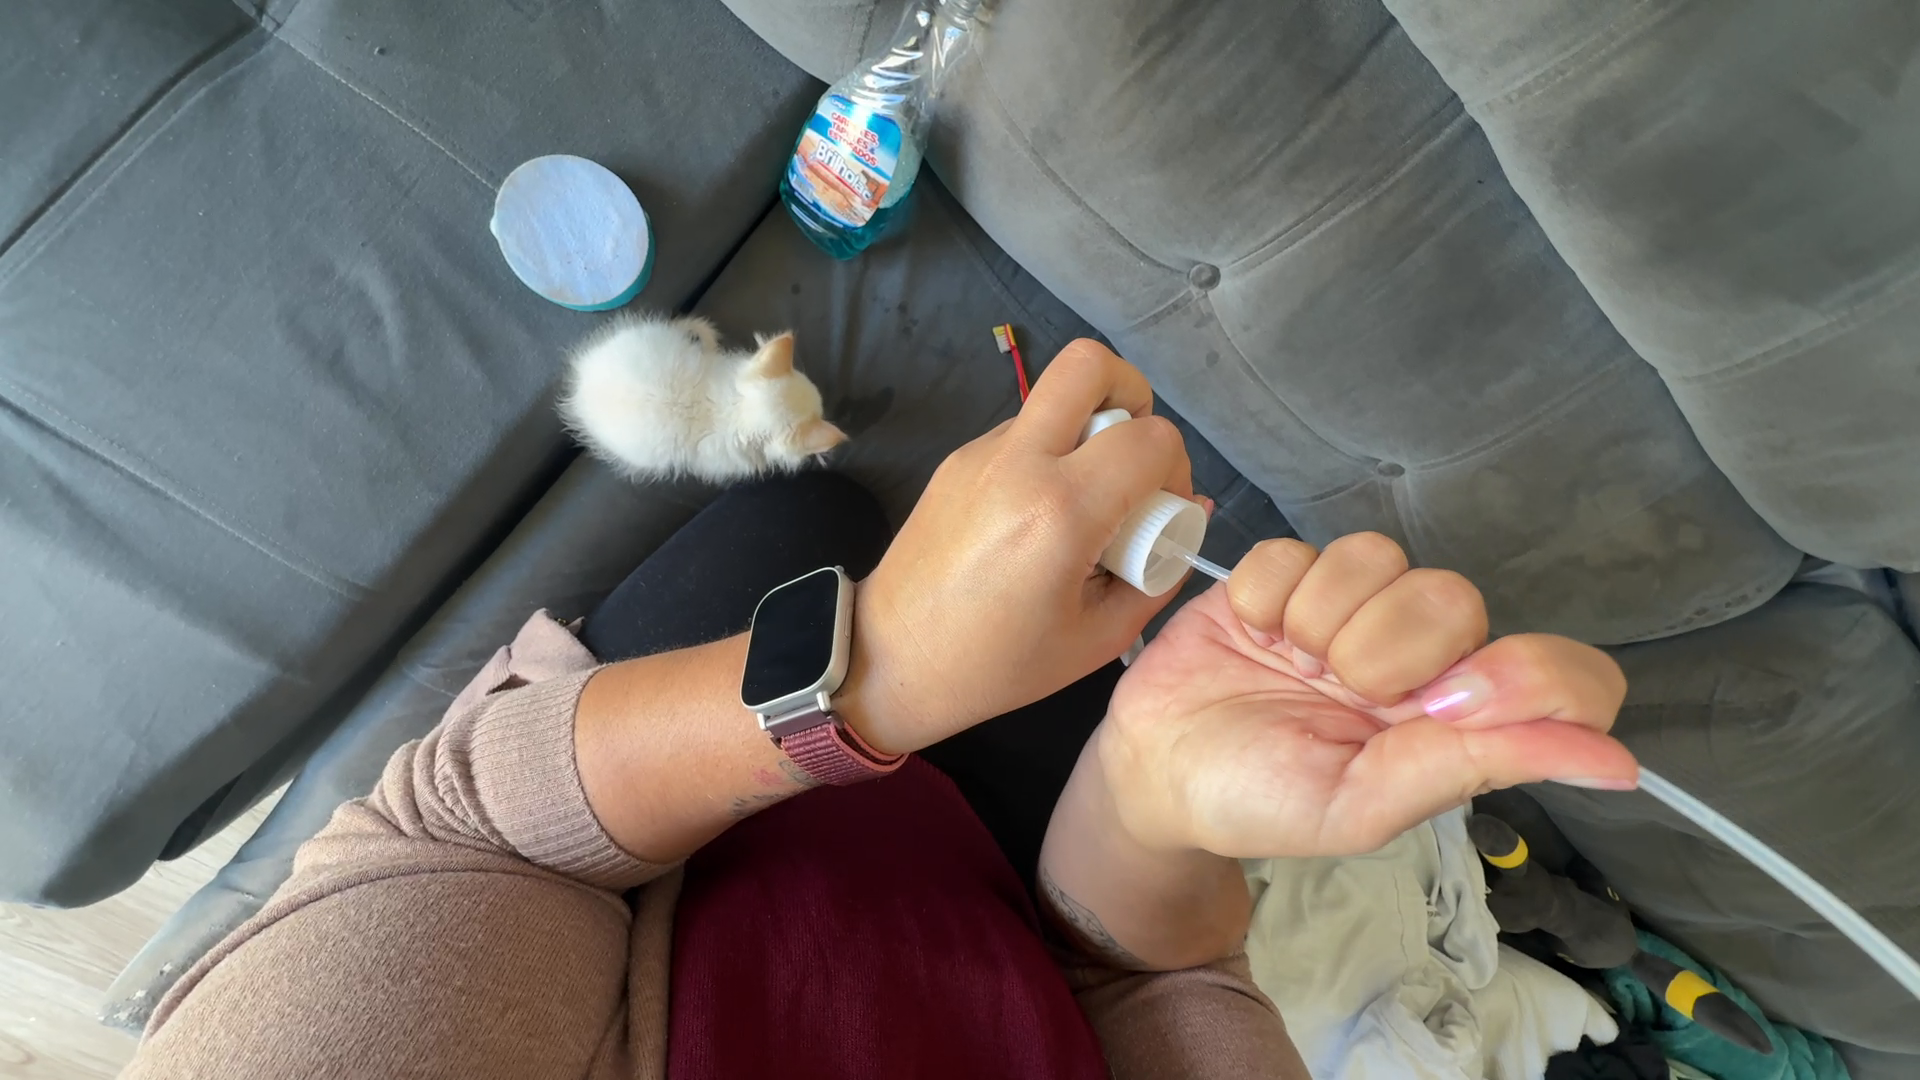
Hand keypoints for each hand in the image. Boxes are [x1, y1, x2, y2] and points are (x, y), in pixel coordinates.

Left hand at [840, 340, 1192, 754]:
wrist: (891, 658)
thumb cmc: (997, 665)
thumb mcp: (1097, 638)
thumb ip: (1158, 573)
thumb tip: (1189, 512)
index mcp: (1059, 511)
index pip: (1150, 437)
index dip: (1175, 467)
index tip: (1160, 509)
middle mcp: (1017, 462)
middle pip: (1088, 365)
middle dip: (1131, 393)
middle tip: (1131, 455)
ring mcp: (977, 454)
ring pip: (1052, 400)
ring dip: (1084, 431)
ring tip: (1078, 501)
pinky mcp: (953, 460)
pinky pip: (1019, 431)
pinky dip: (1046, 453)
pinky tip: (1035, 514)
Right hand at [1099, 532, 1637, 858]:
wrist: (1154, 767)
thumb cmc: (1254, 799)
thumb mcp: (1358, 805)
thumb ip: (1469, 767)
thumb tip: (1619, 764)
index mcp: (1446, 718)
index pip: (1558, 672)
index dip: (1517, 674)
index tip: (1436, 708)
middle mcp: (1407, 653)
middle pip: (1451, 594)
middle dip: (1384, 645)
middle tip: (1334, 687)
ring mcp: (1337, 608)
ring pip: (1373, 554)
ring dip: (1319, 613)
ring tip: (1284, 656)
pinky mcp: (1274, 580)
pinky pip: (1292, 549)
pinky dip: (1264, 592)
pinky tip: (1249, 630)